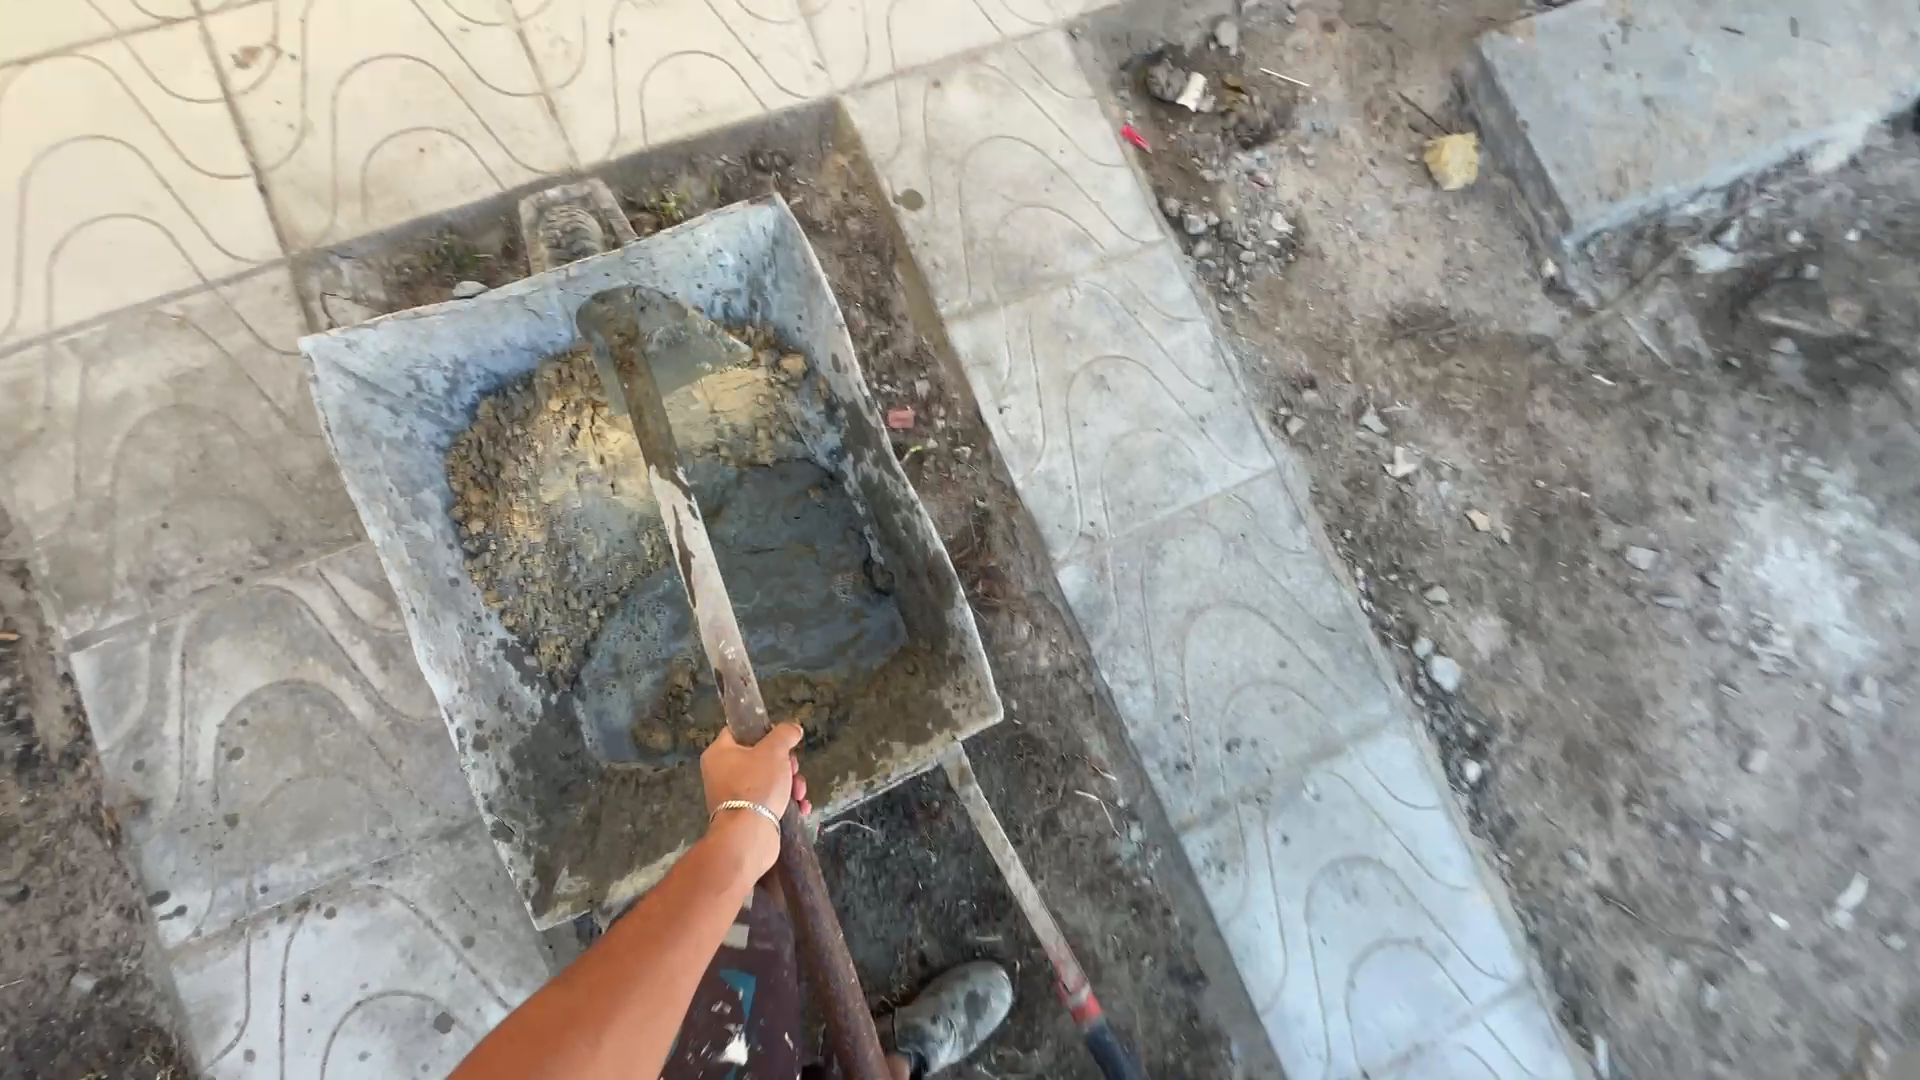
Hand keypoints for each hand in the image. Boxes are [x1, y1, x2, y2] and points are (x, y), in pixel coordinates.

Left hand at [700, 721, 810, 824]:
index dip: (763, 731)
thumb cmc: (756, 784)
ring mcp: (732, 796)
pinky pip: (768, 800)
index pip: (740, 730)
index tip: (782, 739)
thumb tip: (793, 729)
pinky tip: (800, 807)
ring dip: (790, 783)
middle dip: (786, 763)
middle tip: (794, 769)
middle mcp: (721, 773)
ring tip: (799, 793)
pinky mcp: (745, 814)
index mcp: (719, 753)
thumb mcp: (774, 750)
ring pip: (768, 779)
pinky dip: (785, 801)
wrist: (748, 835)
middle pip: (760, 756)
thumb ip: (785, 733)